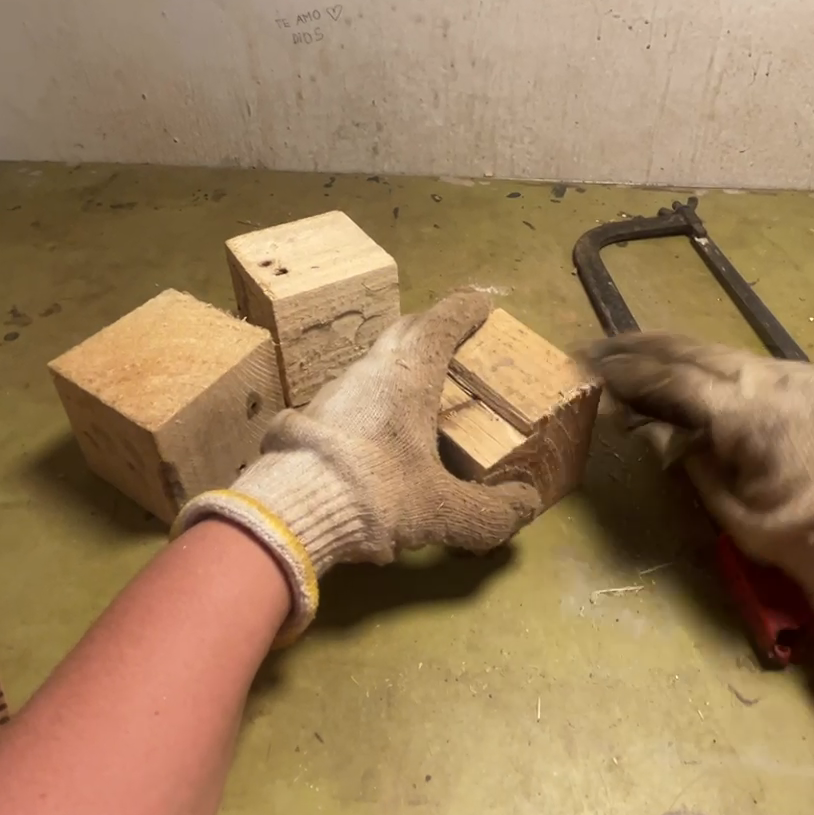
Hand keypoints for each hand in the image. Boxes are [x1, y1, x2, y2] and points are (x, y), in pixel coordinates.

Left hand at [178, 290, 544, 643]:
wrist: (287, 513)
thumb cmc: (376, 494)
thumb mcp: (443, 511)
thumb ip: (491, 512)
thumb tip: (526, 502)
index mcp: (409, 377)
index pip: (440, 324)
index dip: (464, 309)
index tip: (481, 301)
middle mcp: (370, 371)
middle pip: (404, 332)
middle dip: (432, 326)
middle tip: (453, 337)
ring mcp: (332, 390)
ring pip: (373, 361)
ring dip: (398, 363)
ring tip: (417, 386)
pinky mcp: (306, 417)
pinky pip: (350, 393)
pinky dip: (372, 397)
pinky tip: (374, 429)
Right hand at [589, 332, 813, 664]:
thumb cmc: (798, 538)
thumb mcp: (729, 507)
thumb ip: (688, 457)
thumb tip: (650, 427)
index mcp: (745, 415)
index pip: (671, 380)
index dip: (627, 372)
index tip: (592, 365)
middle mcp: (772, 380)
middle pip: (693, 352)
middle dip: (643, 347)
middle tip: (603, 343)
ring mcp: (801, 374)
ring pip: (727, 352)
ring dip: (681, 352)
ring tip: (642, 349)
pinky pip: (759, 364)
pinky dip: (720, 365)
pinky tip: (701, 369)